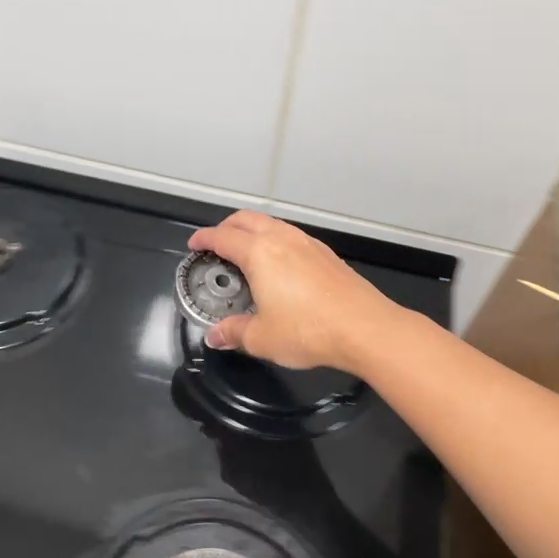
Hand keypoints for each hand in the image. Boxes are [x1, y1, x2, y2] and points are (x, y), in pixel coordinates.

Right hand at [186, 211, 410, 374]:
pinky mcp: (327, 253)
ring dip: (253, 231)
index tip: (194, 245)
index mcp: (259, 253)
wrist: (364, 327)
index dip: (204, 238)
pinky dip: (275, 240)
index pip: (223, 236)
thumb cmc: (307, 330)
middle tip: (216, 244)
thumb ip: (234, 332)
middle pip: (247, 219)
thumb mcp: (262, 338)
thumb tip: (215, 336)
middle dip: (227, 227)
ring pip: (272, 224)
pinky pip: (291, 236)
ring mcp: (307, 243)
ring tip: (246, 253)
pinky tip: (280, 265)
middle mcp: (282, 239)